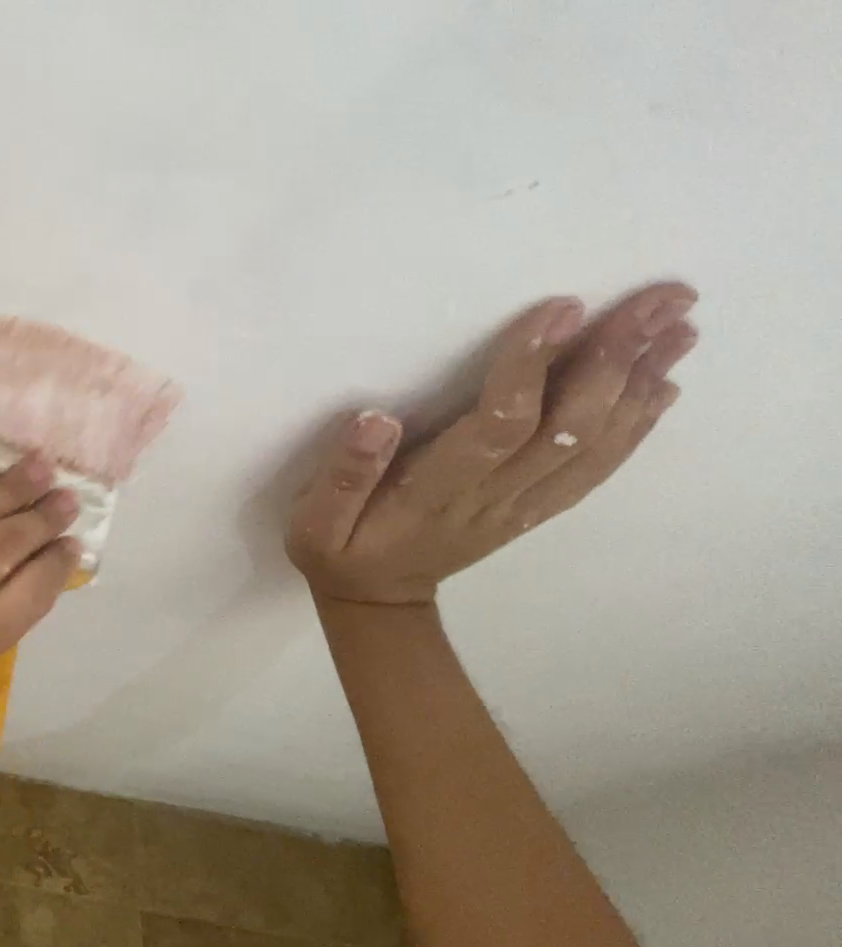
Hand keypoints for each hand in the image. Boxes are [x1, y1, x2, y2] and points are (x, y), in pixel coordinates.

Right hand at [287, 282, 698, 604]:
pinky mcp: (533, 510)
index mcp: (432, 494)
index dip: (529, 368)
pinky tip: (660, 386)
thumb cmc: (338, 552)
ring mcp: (520, 506)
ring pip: (592, 445)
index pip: (494, 427)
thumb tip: (376, 419)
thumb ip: (341, 476)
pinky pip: (595, 469)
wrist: (377, 601)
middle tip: (661, 300)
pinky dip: (635, 427)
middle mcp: (490, 498)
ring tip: (679, 326)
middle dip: (614, 360)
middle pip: (565, 427)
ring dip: (639, 384)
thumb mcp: (312, 523)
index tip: (562, 310)